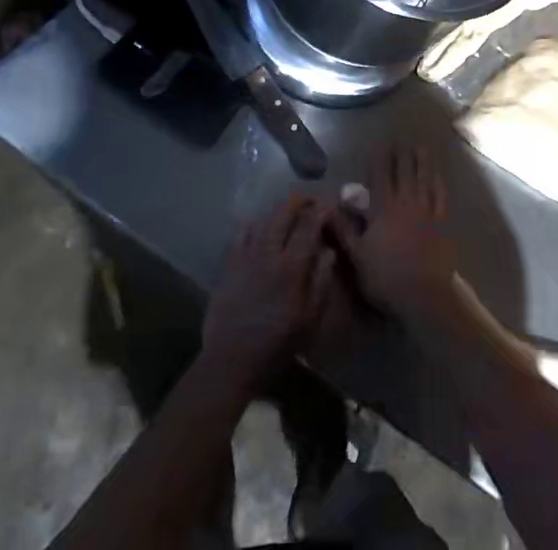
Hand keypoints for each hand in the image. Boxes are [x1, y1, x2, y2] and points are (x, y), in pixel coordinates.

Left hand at [202, 193, 335, 378]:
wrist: (232, 358)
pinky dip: (252, 224)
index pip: (308, 227)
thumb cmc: (278, 341)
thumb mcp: (310, 317)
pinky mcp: (229, 265)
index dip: (320, 212)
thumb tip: (328, 251)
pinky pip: (240, 234)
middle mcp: (269, 254)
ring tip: (287, 209)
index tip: (328, 206)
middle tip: (309, 200)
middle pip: (283, 215)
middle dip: (298, 202)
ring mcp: (245, 257)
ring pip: (262, 220)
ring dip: (277, 211)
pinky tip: (257, 225)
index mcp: (292, 267)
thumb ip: (321, 281)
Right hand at [326, 146, 458, 324]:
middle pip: (404, 173)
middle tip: (400, 141)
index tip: (379, 146)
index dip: (379, 160)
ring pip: (424, 179)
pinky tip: (437, 175)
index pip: (380, 177)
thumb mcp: (356, 257)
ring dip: (422, 162)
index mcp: (383, 210)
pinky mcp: (442, 223)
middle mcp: (406, 204)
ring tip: (420, 147)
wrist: (424, 295)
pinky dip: (438, 183)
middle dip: (401, 155)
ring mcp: (427, 212)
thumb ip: (343, 230)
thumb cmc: (385, 278)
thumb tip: (328, 208)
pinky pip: (440, 196)